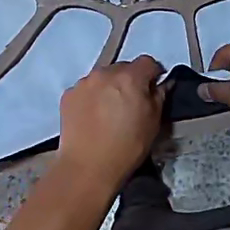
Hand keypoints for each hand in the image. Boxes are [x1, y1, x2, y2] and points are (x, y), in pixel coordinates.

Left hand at [54, 55, 163, 185]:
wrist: (88, 167)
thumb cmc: (127, 147)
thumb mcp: (153, 123)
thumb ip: (159, 96)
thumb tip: (161, 84)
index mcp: (130, 77)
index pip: (148, 62)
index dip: (153, 74)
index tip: (153, 89)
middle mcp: (105, 73)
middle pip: (123, 68)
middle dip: (130, 80)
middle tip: (130, 103)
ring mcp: (84, 82)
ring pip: (103, 77)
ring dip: (109, 87)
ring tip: (109, 112)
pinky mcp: (68, 94)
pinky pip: (86, 89)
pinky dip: (92, 97)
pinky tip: (93, 117)